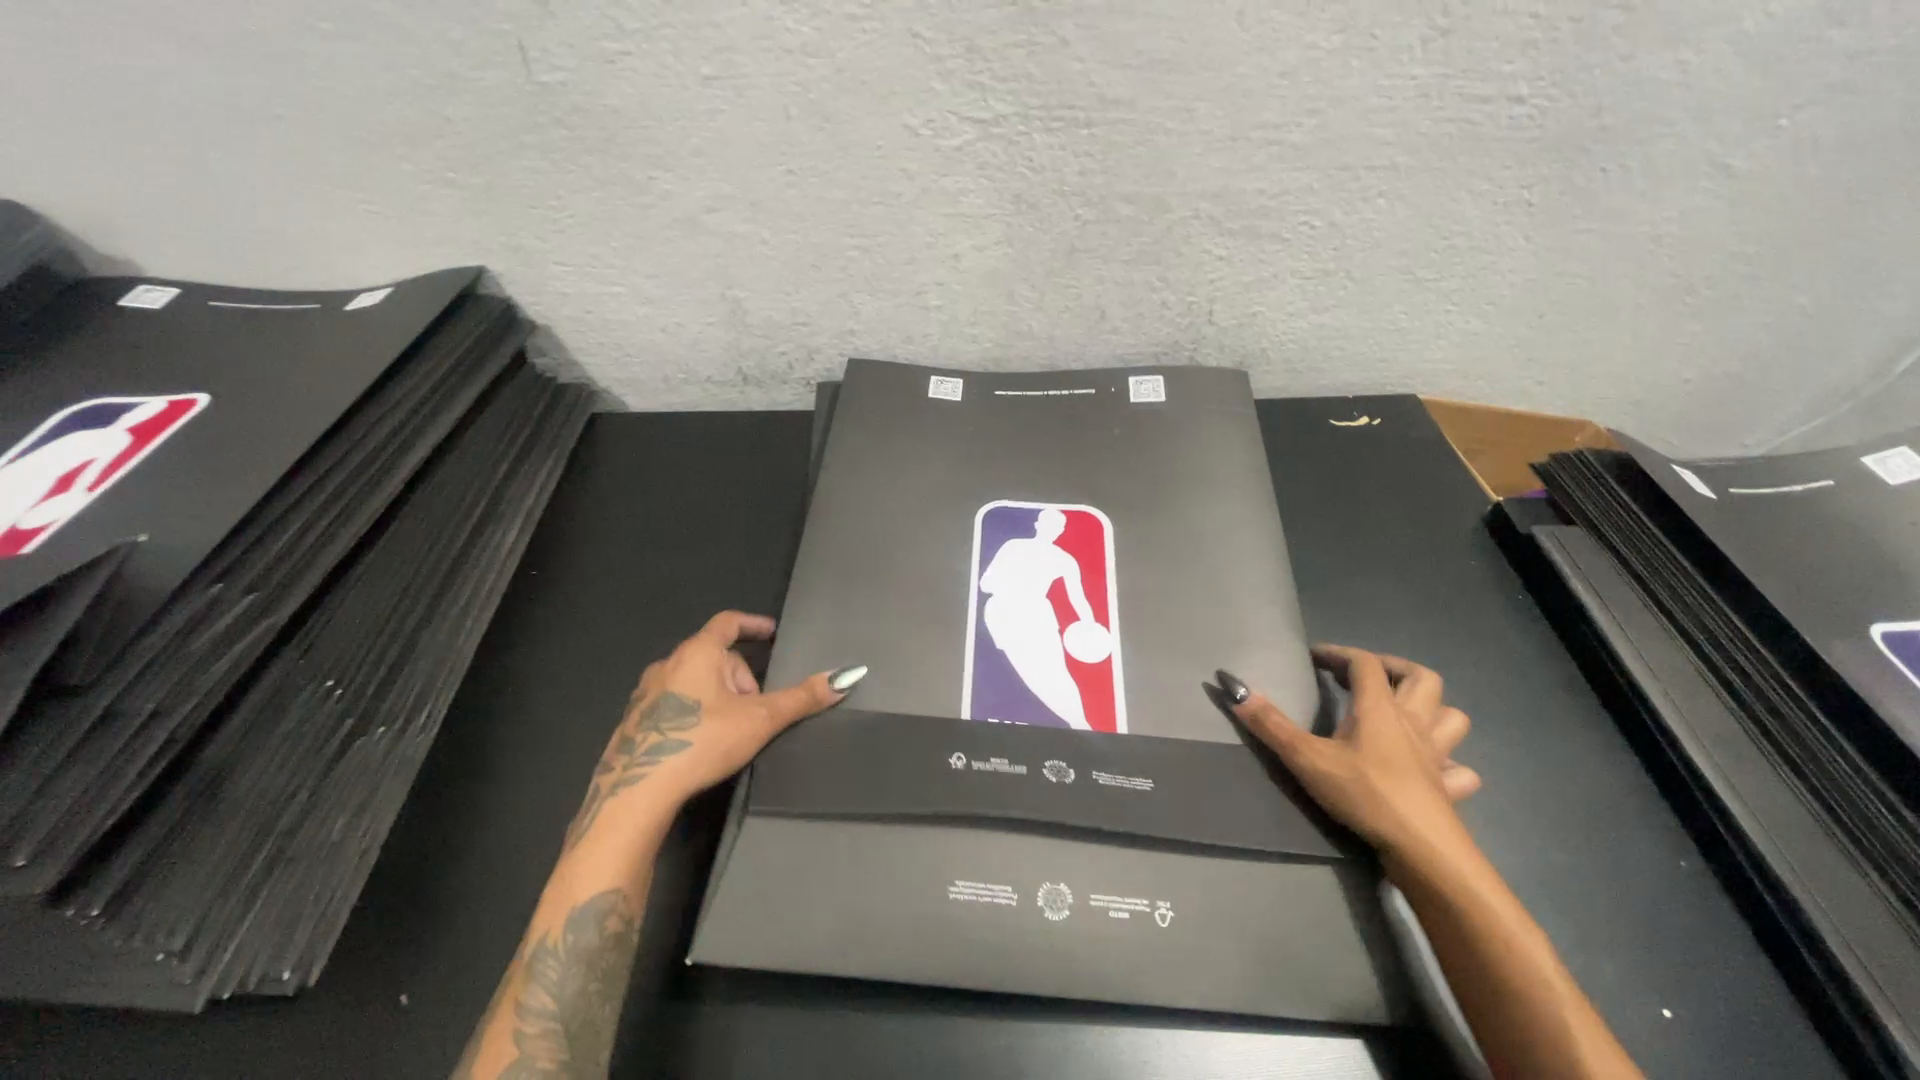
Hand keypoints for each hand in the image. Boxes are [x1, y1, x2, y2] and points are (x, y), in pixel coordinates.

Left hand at [562, 611, 865, 851]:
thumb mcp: (760, 719)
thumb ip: (802, 698)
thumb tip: (846, 676)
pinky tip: (702, 743)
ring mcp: (647, 692)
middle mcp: (668, 664)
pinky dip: (694, 713)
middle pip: (715, 657)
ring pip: (694, 681)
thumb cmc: (701, 741)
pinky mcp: (635, 720)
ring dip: (717, 696)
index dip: (752, 624)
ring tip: (731, 731)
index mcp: (698, 653)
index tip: (771, 632)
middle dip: (741, 678)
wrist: (637, 788)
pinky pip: (674, 704)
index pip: (728, 623)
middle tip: (757, 711)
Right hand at [1218, 645, 1478, 858]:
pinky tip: (1434, 770)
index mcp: (1379, 708)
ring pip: (1453, 717)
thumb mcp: (1306, 758)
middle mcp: (1414, 723)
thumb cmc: (1363, 793)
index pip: (1364, 663)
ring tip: (1407, 715)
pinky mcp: (1449, 788)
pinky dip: (1451, 763)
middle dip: (1394, 667)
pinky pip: (1460, 769)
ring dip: (1434, 708)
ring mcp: (1438, 756)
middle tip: (1367, 677)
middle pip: (1420, 677)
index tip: (1315, 657)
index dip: (1340, 653)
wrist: (1420, 846)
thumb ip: (1270, 724)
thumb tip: (1235, 688)